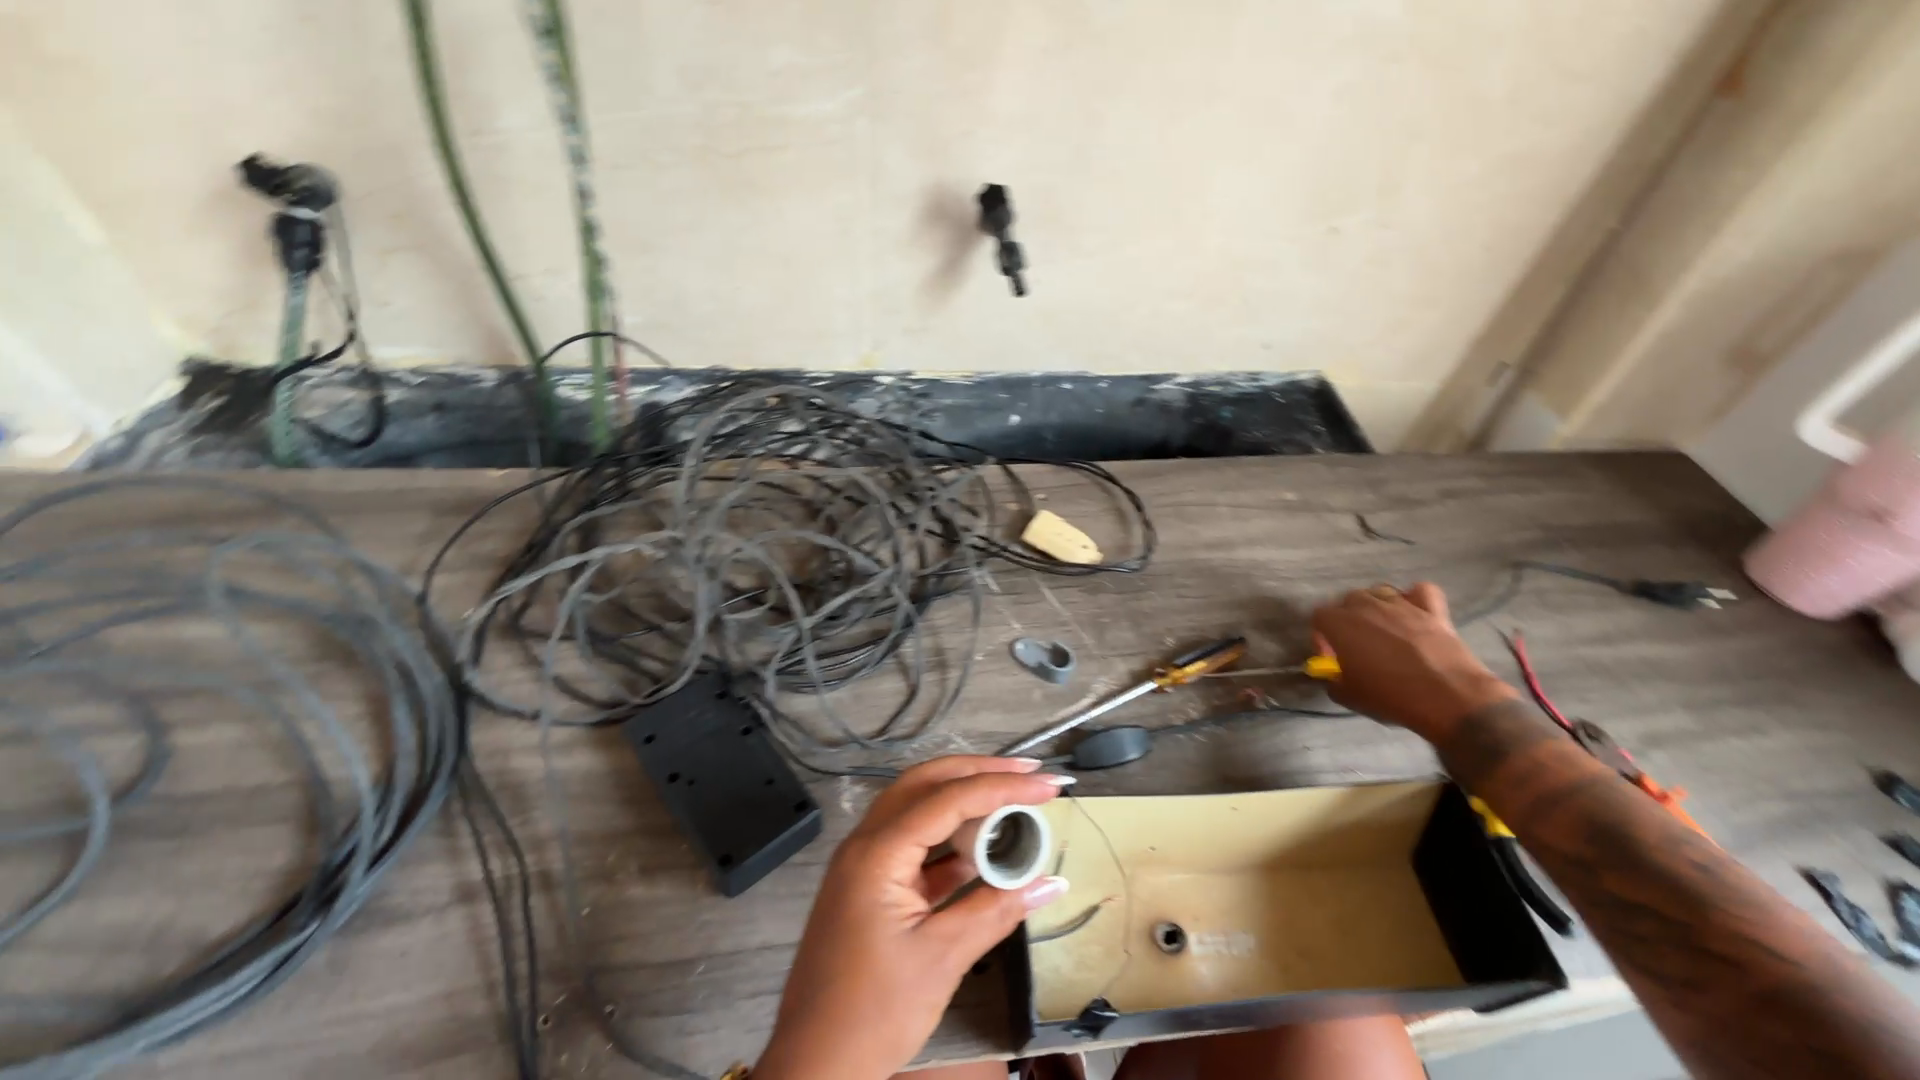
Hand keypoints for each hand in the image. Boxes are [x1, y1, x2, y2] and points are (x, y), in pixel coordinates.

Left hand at [756, 756, 1072, 1079]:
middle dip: (978, 772)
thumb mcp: (942, 959)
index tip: (1049, 785)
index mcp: (877, 853)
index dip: (1003, 787)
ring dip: (964, 800)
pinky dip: (950, 839)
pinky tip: (984, 848)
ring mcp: (864, 865)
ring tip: (1013, 800)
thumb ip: (995, 911)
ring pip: (917, 809)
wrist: (816, 1063)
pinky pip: (913, 845)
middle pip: (925, 784)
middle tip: (1030, 773)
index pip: (948, 798)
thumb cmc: (873, 1012)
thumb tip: (1050, 883)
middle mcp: (865, 844)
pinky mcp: (869, 887)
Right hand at [1311, 582, 1516, 742]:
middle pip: (1349, 600)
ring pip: (1380, 592)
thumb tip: (1335, 674)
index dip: (1322, 637)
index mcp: (1340, 624)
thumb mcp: (1348, 696)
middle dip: (1348, 620)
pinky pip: (1420, 592)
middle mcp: (1367, 606)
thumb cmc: (1391, 696)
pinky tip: (1415, 614)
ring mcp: (1402, 604)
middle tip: (1358, 646)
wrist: (1448, 697)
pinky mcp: (1433, 609)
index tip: (1332, 657)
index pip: (1319, 617)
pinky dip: (1415, 599)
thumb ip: (1333, 679)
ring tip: (1385, 630)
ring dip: (1377, 607)